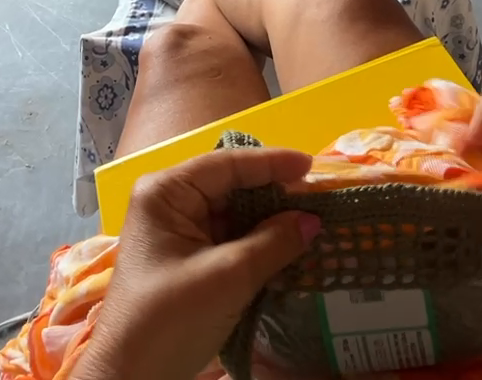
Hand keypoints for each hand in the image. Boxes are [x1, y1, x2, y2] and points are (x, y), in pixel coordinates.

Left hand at [76, 148, 322, 379]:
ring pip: (231, 212)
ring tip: (310, 217)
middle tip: (316, 196)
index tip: (311, 164)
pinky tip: (286, 244)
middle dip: (272, 192)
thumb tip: (314, 219)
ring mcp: (175, 230)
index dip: (271, 162)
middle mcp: (168, 201)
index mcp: (166, 192)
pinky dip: (256, 240)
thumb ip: (273, 242)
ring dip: (268, 218)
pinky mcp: (184, 258)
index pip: (226, 165)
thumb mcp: (228, 277)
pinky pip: (227, 237)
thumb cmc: (170, 320)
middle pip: (229, 185)